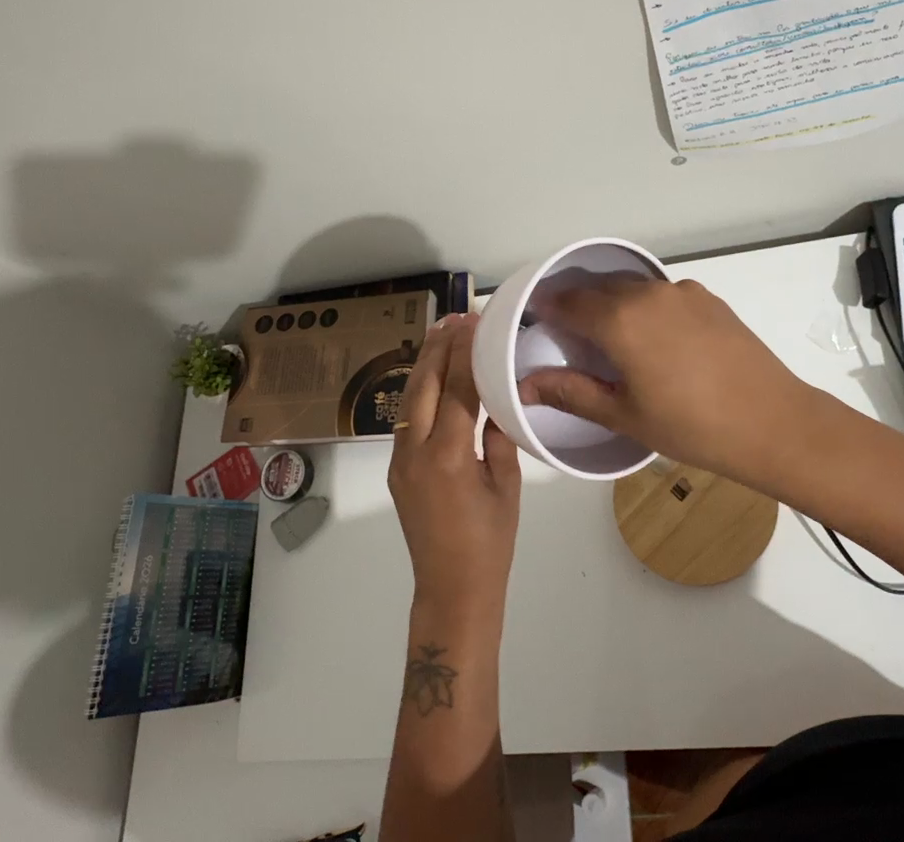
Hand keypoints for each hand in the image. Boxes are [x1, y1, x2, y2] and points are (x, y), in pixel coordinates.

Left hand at [388, 313, 522, 618]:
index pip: (458, 389)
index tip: (475, 321)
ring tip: (439, 333)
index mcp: (450, 455)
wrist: (452, 587)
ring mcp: (400, 460)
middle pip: (424, 385)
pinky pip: (406, 419)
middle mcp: (417, 451)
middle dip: (439, 347)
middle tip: (455, 316)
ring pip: (408, 399)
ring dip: (425, 364)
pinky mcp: (396, 469)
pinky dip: (419, 390)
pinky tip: (431, 376)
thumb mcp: (507, 486)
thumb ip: (499, 439)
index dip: (466, 352)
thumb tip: (496, 402)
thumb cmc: (490, 542)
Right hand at [517, 278, 823, 489]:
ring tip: (608, 336)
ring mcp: (683, 293)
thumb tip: (524, 385)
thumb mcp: (624, 416)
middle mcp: (648, 294)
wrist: (772, 422)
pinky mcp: (709, 300)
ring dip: (612, 303)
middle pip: (599, 289)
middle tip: (567, 333)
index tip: (535, 321)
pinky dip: (645, 307)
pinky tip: (652, 339)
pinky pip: (662, 295)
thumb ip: (571, 392)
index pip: (568, 302)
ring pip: (632, 288)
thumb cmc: (691, 427)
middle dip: (578, 304)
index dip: (547, 309)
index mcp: (620, 320)